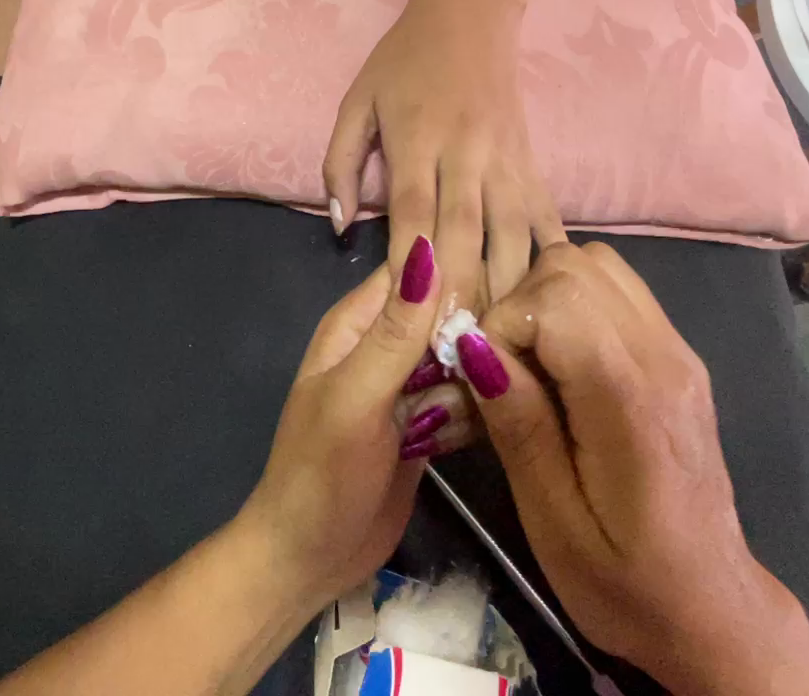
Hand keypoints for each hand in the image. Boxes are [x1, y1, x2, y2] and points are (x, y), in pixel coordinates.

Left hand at [235, 237, 455, 604]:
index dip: (458, 269)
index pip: (416, 267)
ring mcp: (409, 384)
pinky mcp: (430, 420)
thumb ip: (395, 332)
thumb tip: (429, 251)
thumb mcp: (356, 397)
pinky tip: (447, 443)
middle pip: (450, 310)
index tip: (495, 291)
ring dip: (470, 385)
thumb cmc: (322, 473)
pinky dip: (470, 415)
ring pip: (466, 355)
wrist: (312, 556)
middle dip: (470, 336)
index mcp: (358, 323)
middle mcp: (386, 343)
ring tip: (435, 423)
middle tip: (462, 379)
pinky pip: (469, 396)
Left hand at [324, 0, 564, 312]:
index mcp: (417, 137)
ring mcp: (507, 157)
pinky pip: (544, 213)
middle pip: (465, 229)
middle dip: (460, 288)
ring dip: (506, 284)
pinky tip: (553, 295)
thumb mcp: (356, 102)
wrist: (470, 13)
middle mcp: (466, 151)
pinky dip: (548, 253)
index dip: (412, 262)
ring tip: (498, 335)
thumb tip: (341, 226)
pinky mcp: (533, 160)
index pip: (413, 208)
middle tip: (453, 344)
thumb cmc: (403, 61)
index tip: (407, 315)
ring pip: (512, 231)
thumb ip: (341, 162)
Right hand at [459, 244, 808, 694]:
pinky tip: (555, 355)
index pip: (557, 299)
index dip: (502, 324)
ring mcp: (675, 348)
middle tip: (501, 365)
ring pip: (596, 262)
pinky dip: (570, 300)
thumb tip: (471, 345)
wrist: (713, 608)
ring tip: (526, 355)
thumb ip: (518, 424)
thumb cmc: (625, 579)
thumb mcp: (553, 519)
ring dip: (543, 294)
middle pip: (575, 265)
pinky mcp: (674, 353)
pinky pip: (614, 287)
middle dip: (517, 301)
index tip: (484, 380)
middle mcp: (663, 356)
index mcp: (632, 400)